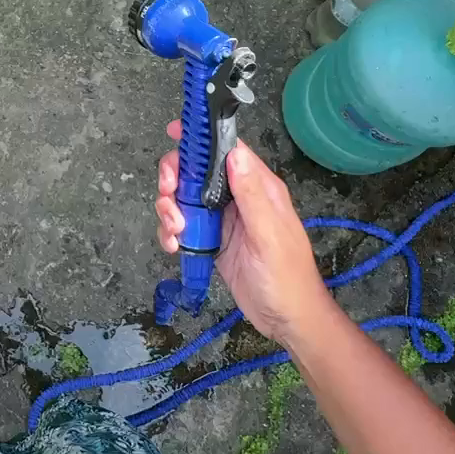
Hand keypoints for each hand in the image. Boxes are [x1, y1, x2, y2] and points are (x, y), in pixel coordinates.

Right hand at [155, 122, 338, 343]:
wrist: (286, 321)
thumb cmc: (285, 277)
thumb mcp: (269, 235)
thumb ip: (252, 195)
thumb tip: (234, 153)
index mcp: (257, 188)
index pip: (227, 150)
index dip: (201, 138)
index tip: (174, 133)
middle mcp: (236, 198)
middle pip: (195, 171)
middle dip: (174, 178)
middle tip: (168, 195)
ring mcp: (220, 219)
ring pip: (182, 197)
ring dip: (169, 209)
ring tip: (175, 231)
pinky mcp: (208, 240)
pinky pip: (180, 225)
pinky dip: (170, 233)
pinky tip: (174, 246)